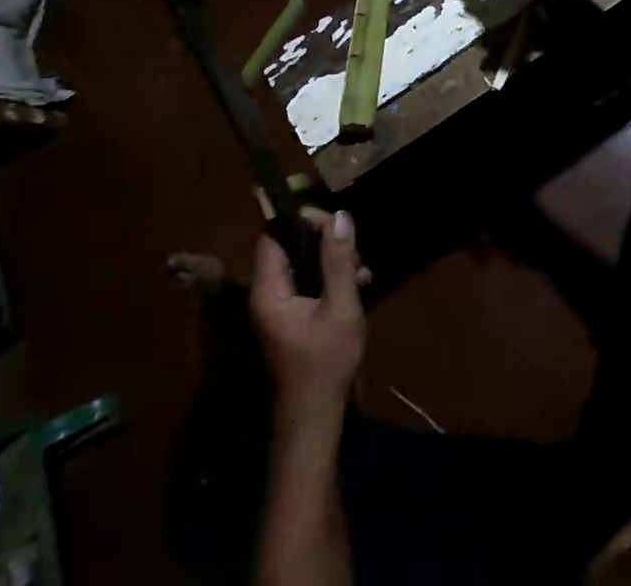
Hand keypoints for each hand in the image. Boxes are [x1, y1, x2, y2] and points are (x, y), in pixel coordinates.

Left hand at [250, 208, 366, 415]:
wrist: (316, 413)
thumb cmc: (326, 361)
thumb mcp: (340, 307)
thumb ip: (338, 261)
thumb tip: (340, 217)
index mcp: (269, 289)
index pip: (273, 235)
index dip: (302, 221)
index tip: (335, 226)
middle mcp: (268, 292)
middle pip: (290, 246)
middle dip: (325, 241)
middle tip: (356, 253)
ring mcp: (280, 304)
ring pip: (303, 262)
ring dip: (334, 261)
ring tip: (362, 273)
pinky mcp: (293, 314)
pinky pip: (309, 281)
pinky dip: (332, 278)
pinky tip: (359, 285)